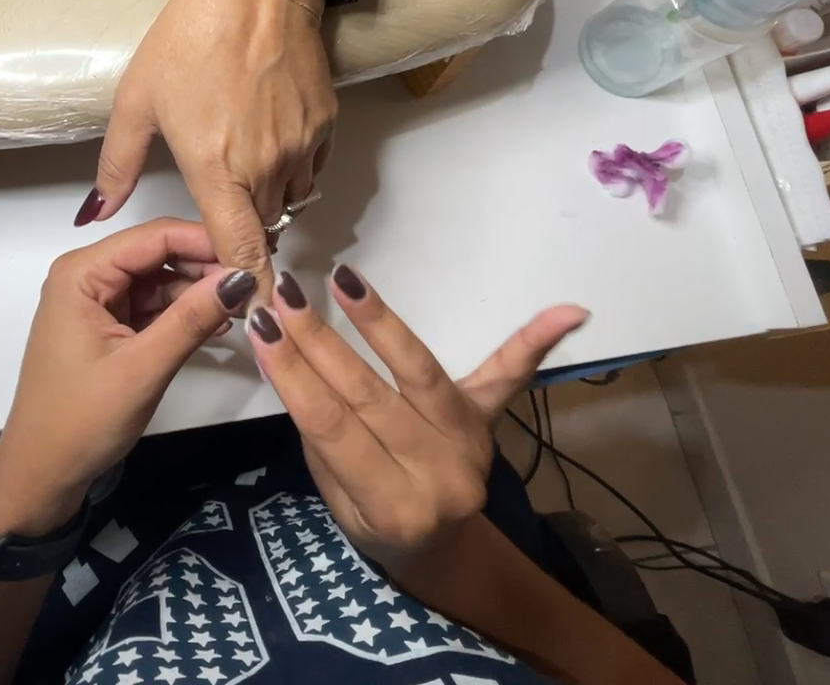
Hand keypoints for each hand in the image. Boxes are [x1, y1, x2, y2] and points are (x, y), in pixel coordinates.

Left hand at [0, 220, 258, 536]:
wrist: (43, 474)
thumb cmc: (80, 421)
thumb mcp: (143, 368)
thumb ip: (192, 318)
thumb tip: (240, 277)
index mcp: (81, 273)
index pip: (154, 235)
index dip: (206, 240)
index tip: (254, 253)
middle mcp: (87, 275)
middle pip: (158, 252)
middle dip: (205, 266)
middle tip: (255, 283)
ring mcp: (97, 299)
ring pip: (160, 278)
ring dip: (198, 291)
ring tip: (244, 305)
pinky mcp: (108, 323)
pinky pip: (153, 304)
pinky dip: (183, 312)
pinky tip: (218, 323)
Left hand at [81, 0, 335, 297]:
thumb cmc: (189, 40)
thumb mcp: (137, 102)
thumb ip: (118, 166)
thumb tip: (96, 211)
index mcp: (217, 169)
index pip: (239, 252)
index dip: (242, 287)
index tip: (239, 305)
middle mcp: (267, 167)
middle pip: (264, 231)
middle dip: (244, 236)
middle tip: (221, 217)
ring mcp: (301, 146)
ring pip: (289, 202)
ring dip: (267, 204)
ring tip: (242, 175)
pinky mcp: (325, 124)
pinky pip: (311, 170)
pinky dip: (292, 174)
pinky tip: (268, 146)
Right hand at [249, 267, 584, 575]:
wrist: (440, 549)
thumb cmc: (374, 522)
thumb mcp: (335, 494)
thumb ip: (323, 430)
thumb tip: (289, 355)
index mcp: (394, 504)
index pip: (331, 426)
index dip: (293, 373)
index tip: (261, 326)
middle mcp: (442, 473)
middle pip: (368, 394)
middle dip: (318, 340)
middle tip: (283, 295)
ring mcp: (474, 442)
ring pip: (421, 371)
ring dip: (380, 321)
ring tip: (344, 280)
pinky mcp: (493, 419)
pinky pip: (512, 378)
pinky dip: (535, 343)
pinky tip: (567, 311)